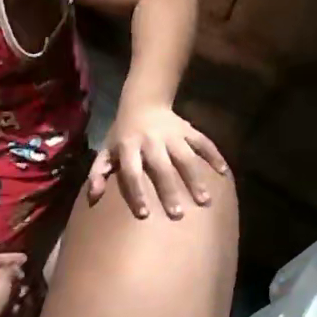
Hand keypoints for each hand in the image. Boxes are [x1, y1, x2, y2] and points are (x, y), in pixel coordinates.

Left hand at [0, 252, 26, 316]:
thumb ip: (11, 269)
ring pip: (3, 288)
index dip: (11, 256)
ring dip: (15, 289)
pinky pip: (4, 303)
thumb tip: (16, 267)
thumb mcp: (3, 276)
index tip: (26, 258)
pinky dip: (12, 302)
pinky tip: (20, 304)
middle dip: (14, 273)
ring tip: (26, 290)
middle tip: (26, 274)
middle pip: (0, 272)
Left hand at [87, 105, 228, 219]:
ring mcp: (172, 134)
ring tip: (204, 201)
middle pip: (161, 167)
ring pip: (186, 157)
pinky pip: (203, 142)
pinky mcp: (188, 129)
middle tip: (177, 215)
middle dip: (169, 190)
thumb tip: (93, 197)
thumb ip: (98, 172)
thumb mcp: (106, 150)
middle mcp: (151, 140)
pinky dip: (214, 156)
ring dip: (195, 178)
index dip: (137, 192)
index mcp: (128, 146)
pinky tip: (223, 173)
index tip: (144, 214)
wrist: (143, 101)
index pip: (132, 172)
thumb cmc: (122, 134)